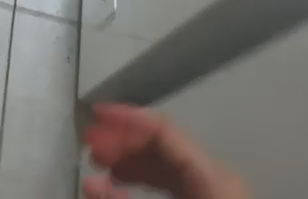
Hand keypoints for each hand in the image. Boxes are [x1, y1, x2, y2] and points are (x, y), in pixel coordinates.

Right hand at [82, 103, 248, 198]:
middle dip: (123, 141)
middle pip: (164, 143)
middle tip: (88, 148)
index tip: (94, 116)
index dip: (127, 119)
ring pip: (168, 162)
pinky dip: (146, 178)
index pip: (164, 131)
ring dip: (131, 159)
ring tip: (98, 165)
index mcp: (214, 179)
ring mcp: (217, 192)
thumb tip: (90, 184)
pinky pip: (175, 181)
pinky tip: (122, 182)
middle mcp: (218, 178)